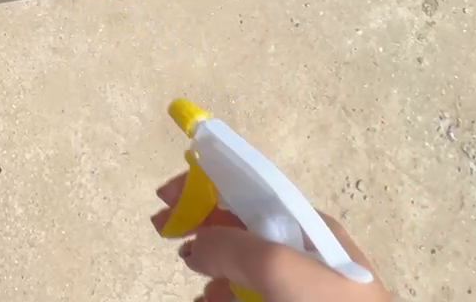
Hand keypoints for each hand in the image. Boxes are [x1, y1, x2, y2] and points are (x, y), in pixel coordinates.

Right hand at [152, 174, 389, 301]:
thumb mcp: (276, 267)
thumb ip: (226, 244)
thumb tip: (194, 247)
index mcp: (310, 229)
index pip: (247, 188)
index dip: (203, 186)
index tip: (166, 197)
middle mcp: (306, 255)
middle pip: (238, 227)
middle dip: (200, 230)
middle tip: (164, 233)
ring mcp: (301, 292)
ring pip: (240, 269)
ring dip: (210, 274)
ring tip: (199, 295)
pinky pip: (247, 299)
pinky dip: (222, 299)